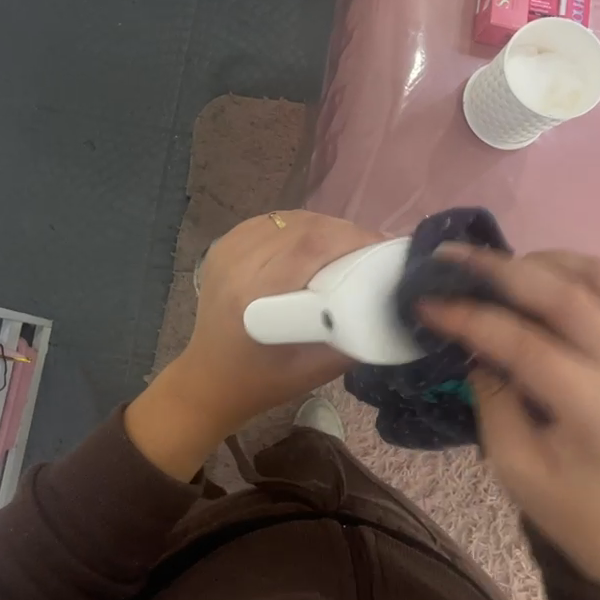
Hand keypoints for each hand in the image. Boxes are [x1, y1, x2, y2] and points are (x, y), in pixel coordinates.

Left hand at [126, 211, 386, 478]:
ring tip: (349, 246)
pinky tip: (316, 243)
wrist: (208, 380)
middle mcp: (237, 263)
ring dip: (325, 227)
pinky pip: (272, 221)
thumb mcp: (316, 369)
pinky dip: (300, 227)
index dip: (354, 239)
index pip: (312, 245)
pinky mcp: (223, 245)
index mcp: (254, 294)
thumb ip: (354, 336)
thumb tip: (391, 302)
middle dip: (346, 232)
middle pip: (303, 226)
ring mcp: (226, 249)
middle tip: (373, 250)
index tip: (385, 250)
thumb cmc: (264, 381)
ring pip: (289, 219)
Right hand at [418, 248, 599, 583]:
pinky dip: (565, 265)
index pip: (527, 346)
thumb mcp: (512, 461)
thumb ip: (492, 395)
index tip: (425, 303)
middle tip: (448, 257)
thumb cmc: (560, 496)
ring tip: (487, 267)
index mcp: (597, 411)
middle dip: (498, 270)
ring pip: (589, 276)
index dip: (472, 319)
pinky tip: (528, 272)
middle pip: (563, 297)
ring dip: (534, 262)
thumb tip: (473, 339)